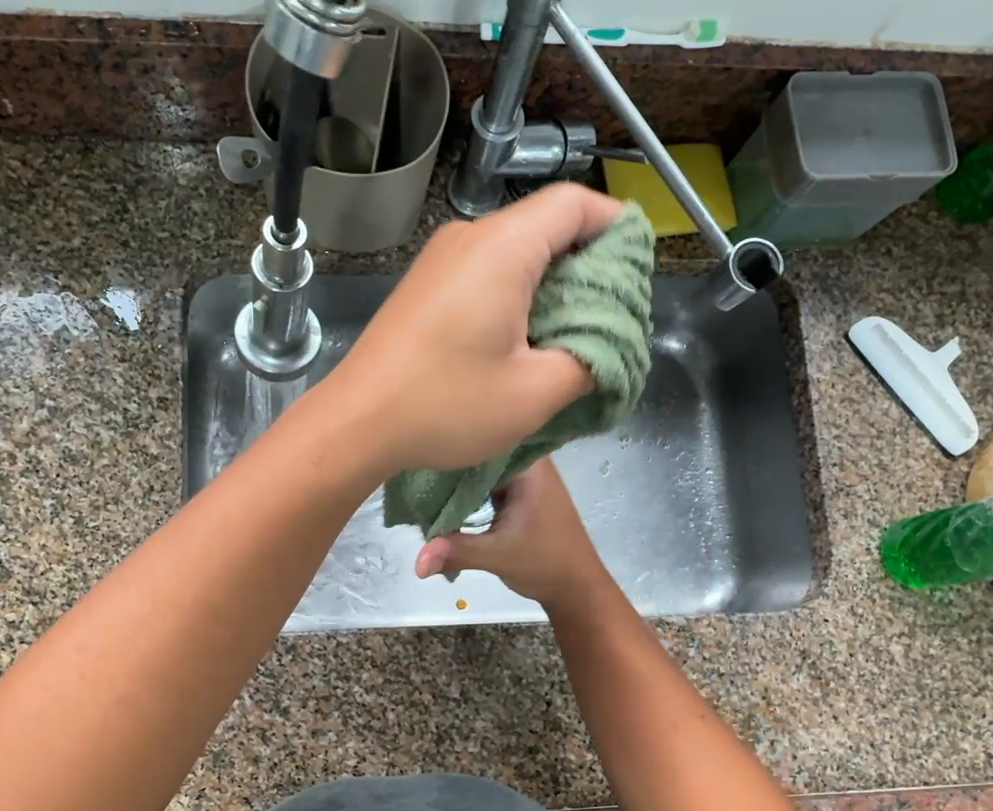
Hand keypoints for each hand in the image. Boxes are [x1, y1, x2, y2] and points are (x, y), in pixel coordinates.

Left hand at [312, 183, 626, 474]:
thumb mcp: (535, 393)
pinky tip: (521, 343)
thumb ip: (590, 360)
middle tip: (609, 318)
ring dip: (550, 287)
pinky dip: (515, 297)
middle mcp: (469, 238)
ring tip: (569, 337)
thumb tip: (609, 348)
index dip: (616, 229)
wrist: (356, 424)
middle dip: (587, 266)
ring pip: (515, 253)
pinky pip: (484, 274)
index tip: (636, 272)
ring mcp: (440, 261)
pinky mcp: (424, 287)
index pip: (575, 203)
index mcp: (503, 248)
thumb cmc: (445, 405)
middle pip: (546, 226)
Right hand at [413, 460, 614, 609]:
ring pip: (482, 468)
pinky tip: (440, 495)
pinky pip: (487, 483)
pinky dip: (467, 490)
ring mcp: (526, 479)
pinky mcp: (521, 494)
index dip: (451, 444)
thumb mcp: (497, 555)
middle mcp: (529, 464)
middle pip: (481, 452)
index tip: (419, 450)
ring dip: (455, 477)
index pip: (484, 441)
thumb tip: (416, 563)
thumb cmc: (545, 564)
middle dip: (449, 462)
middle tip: (411, 467)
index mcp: (529, 466)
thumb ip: (455, 551)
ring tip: (418, 478)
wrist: (576, 588)